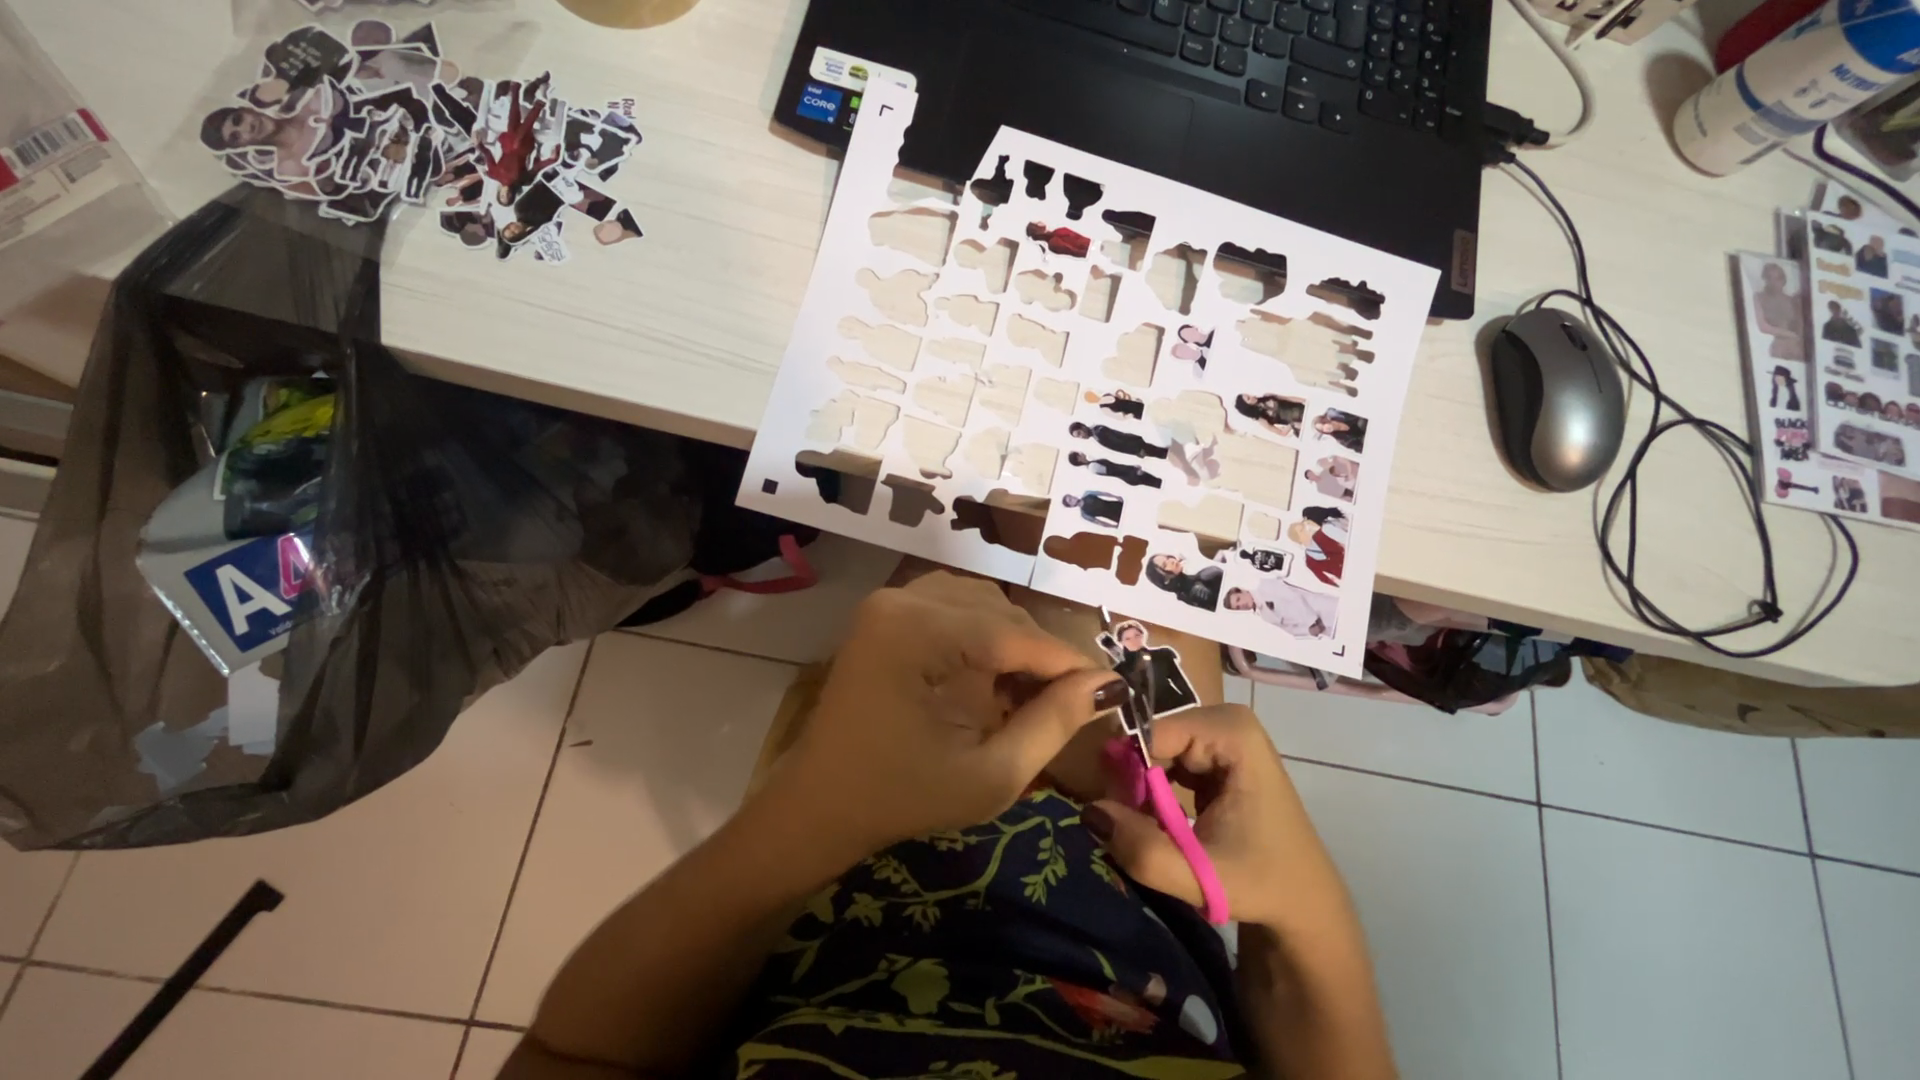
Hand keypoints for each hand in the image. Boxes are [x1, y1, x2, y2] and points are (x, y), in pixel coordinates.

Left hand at [760, 572, 1126, 862]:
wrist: (822, 803)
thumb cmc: (904, 797)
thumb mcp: (991, 775)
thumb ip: (1052, 723)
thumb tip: (1107, 685)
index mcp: (919, 634)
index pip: (1016, 634)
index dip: (1068, 663)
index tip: (1111, 692)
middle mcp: (903, 600)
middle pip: (1001, 612)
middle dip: (1038, 656)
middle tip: (1066, 705)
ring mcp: (890, 601)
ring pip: (982, 604)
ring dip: (1012, 643)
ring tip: (1025, 696)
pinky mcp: (887, 613)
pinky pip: (955, 607)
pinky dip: (982, 635)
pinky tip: (989, 678)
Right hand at [1085, 704, 1344, 930]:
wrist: (1302, 900)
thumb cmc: (1261, 884)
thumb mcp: (1198, 876)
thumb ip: (1142, 848)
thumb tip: (1090, 812)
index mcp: (1232, 732)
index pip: (1149, 732)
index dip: (1125, 772)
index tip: (1120, 816)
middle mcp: (1226, 719)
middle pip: (1149, 736)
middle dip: (1131, 781)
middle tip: (1131, 826)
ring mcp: (1221, 732)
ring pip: (1151, 747)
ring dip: (1138, 787)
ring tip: (1146, 827)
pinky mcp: (1214, 750)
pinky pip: (1163, 756)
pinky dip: (1152, 788)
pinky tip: (1159, 820)